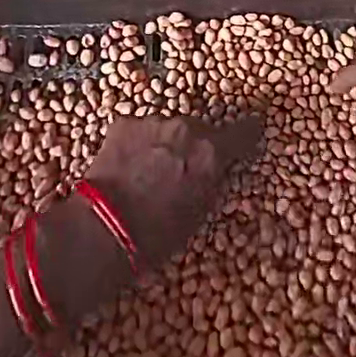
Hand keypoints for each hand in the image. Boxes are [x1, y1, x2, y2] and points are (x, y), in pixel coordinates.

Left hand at [84, 115, 262, 267]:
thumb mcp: (199, 212)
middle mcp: (186, 129)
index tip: (251, 130)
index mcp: (210, 153)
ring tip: (150, 171)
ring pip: (168, 127)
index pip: (242, 133)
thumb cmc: (157, 234)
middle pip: (199, 130)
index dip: (247, 133)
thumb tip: (214, 170)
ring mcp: (153, 122)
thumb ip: (211, 181)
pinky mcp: (125, 123)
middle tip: (183, 168)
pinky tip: (128, 165)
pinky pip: (140, 129)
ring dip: (165, 143)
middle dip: (195, 145)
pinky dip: (138, 143)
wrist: (104, 228)